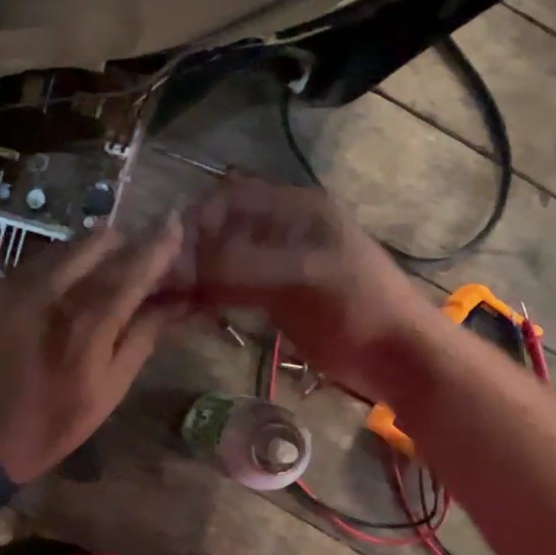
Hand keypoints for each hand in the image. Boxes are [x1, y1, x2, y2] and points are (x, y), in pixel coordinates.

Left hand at [0, 219, 185, 482]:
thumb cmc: (47, 426)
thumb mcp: (105, 395)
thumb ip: (139, 341)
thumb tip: (172, 305)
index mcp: (87, 328)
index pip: (130, 271)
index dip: (157, 245)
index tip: (175, 223)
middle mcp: (51, 295)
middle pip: (98, 244)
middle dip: (125, 243)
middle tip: (139, 256)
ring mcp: (17, 287)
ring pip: (66, 247)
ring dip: (92, 250)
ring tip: (105, 266)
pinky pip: (37, 261)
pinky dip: (61, 263)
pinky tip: (66, 280)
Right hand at [175, 180, 432, 395]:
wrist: (397, 357)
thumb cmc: (359, 306)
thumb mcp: (301, 278)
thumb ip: (238, 267)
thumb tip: (174, 267)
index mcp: (296, 208)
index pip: (229, 197)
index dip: (195, 219)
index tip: (164, 251)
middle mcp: (282, 228)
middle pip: (221, 228)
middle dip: (189, 250)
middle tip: (157, 279)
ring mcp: (277, 264)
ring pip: (221, 260)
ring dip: (194, 275)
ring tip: (165, 297)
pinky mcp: (274, 297)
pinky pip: (230, 287)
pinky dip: (207, 296)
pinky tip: (186, 310)